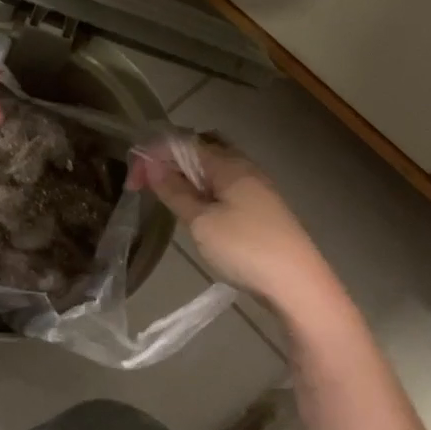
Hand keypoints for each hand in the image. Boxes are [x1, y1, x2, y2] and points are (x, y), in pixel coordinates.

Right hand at [129, 136, 334, 305]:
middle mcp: (244, 169)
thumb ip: (176, 192)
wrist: (298, 285)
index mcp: (229, 165)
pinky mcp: (260, 211)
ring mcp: (256, 190)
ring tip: (167, 199)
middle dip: (170, 162)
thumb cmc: (245, 248)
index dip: (153, 156)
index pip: (183, 144)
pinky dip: (202, 193)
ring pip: (213, 172)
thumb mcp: (201, 221)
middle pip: (201, 152)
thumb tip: (153, 167)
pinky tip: (195, 212)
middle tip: (149, 184)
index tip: (132, 182)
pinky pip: (223, 189)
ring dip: (186, 179)